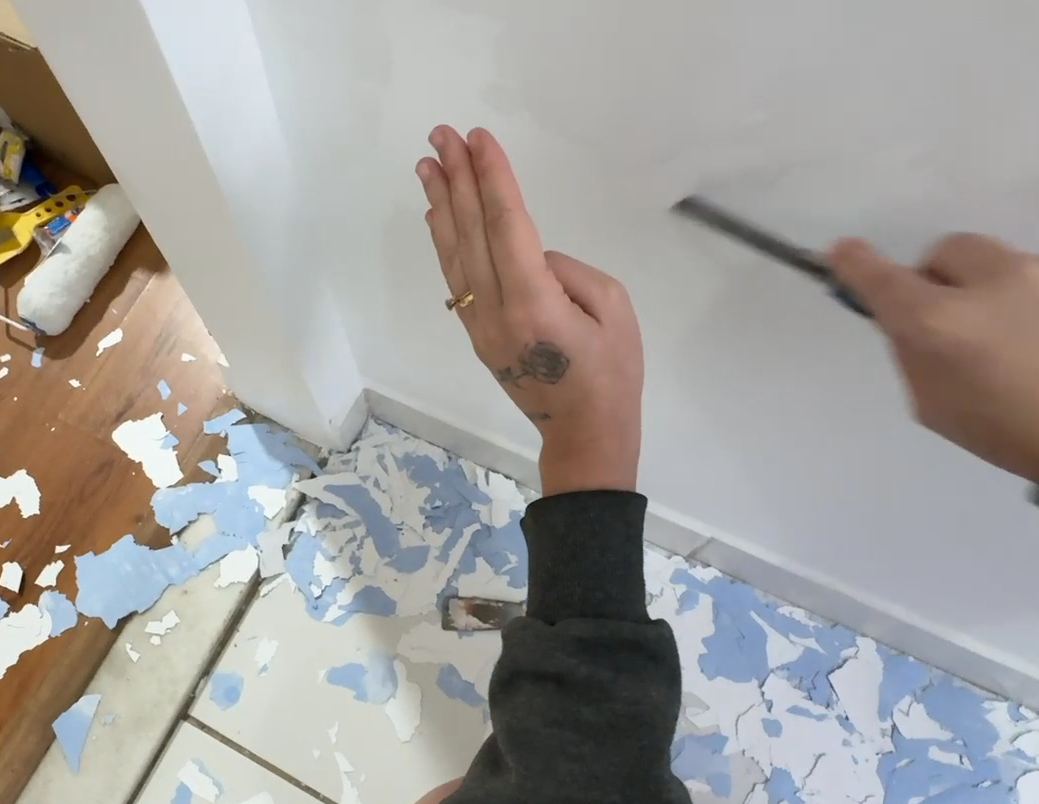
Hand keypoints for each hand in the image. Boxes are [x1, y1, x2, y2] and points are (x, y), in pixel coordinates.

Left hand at [416, 126, 643, 494]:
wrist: (584, 434)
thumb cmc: (611, 374)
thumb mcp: (611, 308)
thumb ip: (565, 273)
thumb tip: (531, 260)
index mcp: (532, 304)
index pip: (507, 227)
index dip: (491, 179)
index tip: (478, 139)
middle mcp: (496, 313)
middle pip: (472, 235)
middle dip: (458, 181)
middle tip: (440, 135)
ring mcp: (481, 328)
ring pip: (455, 258)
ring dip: (442, 209)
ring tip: (427, 167)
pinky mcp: (479, 338)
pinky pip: (458, 283)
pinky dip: (447, 246)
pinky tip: (439, 220)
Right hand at [827, 234, 1038, 486]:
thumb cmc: (1019, 434)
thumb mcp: (937, 408)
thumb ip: (916, 353)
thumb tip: (911, 320)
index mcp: (941, 325)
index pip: (883, 281)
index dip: (857, 265)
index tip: (842, 251)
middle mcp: (993, 282)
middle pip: (947, 252)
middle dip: (942, 278)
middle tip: (960, 317)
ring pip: (1007, 263)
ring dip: (1003, 290)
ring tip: (1037, 338)